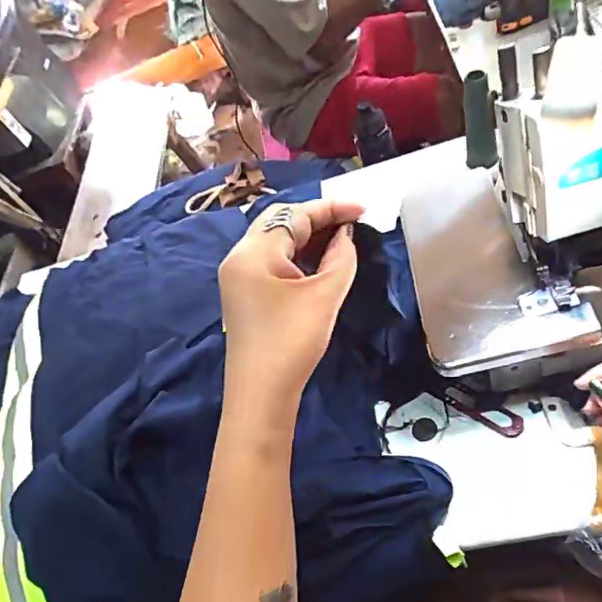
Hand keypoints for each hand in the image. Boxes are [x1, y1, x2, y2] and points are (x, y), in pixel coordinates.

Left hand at [219, 199, 365, 418]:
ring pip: (275, 243)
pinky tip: (320, 262)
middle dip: (317, 219)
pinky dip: (297, 257)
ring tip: (342, 239)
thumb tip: (345, 236)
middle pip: (280, 222)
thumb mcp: (324, 296)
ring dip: (308, 238)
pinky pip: (272, 263)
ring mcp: (238, 278)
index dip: (331, 208)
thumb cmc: (292, 341)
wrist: (261, 393)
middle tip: (353, 223)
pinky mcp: (244, 296)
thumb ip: (340, 257)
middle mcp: (239, 258)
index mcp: (252, 252)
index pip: (294, 214)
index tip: (363, 209)